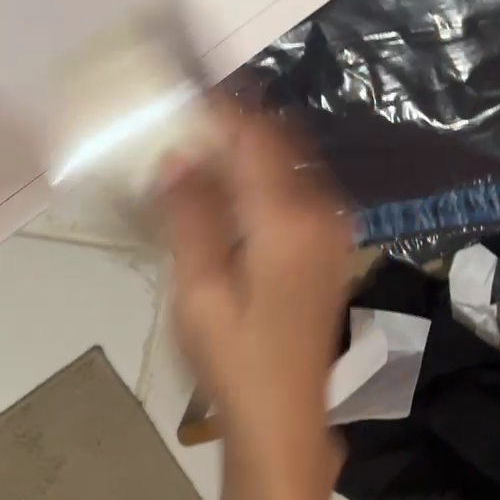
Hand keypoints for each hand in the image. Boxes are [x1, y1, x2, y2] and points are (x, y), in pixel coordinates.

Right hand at [161, 105, 353, 474]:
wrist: (280, 411)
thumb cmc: (230, 355)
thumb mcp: (197, 288)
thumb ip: (189, 218)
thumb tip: (177, 158)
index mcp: (288, 220)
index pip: (256, 140)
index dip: (219, 109)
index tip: (178, 89)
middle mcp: (321, 213)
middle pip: (275, 146)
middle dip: (225, 128)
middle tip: (170, 123)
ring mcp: (328, 230)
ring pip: (281, 168)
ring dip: (235, 155)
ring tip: (181, 155)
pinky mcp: (322, 248)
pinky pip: (285, 193)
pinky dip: (248, 182)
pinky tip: (210, 197)